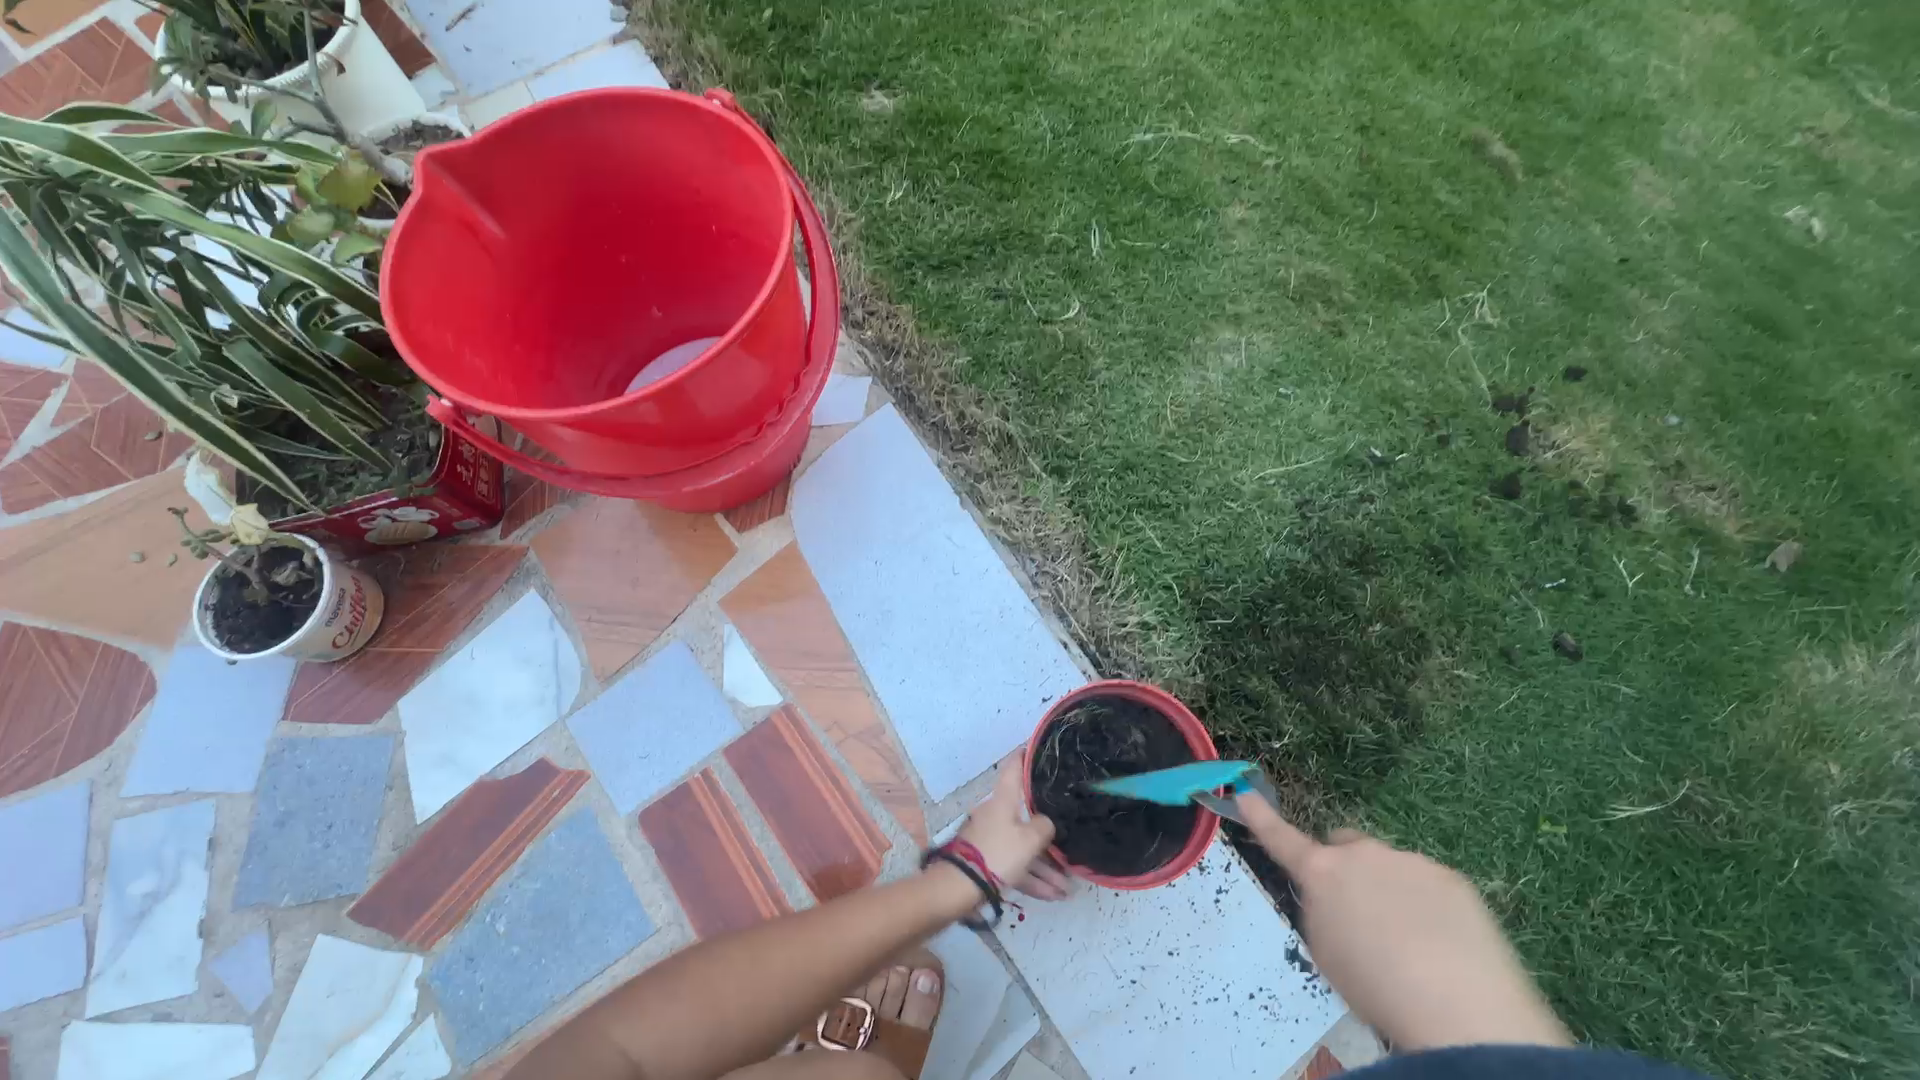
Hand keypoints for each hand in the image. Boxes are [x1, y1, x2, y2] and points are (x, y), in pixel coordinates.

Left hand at [956, 753, 1071, 899]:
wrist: (960, 886)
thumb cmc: (997, 853)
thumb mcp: (1029, 839)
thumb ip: (1044, 827)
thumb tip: (1045, 824)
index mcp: (1003, 801)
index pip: (1013, 769)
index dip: (1024, 757)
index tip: (1034, 747)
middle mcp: (996, 815)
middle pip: (1027, 819)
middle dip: (1050, 838)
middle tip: (1071, 845)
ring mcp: (991, 839)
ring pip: (1024, 849)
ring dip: (1046, 869)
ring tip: (1067, 888)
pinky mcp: (988, 863)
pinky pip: (1016, 867)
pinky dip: (1033, 880)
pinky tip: (1052, 896)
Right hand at [1235, 793, 1571, 1051]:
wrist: (1458, 1008)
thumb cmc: (1374, 986)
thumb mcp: (1325, 950)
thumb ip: (1321, 911)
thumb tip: (1332, 899)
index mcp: (1322, 873)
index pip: (1282, 839)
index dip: (1260, 817)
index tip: (1243, 794)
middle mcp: (1363, 854)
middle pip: (1345, 847)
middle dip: (1346, 868)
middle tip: (1360, 913)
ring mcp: (1411, 861)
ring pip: (1390, 868)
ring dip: (1390, 891)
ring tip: (1412, 943)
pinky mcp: (1452, 878)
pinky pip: (1429, 885)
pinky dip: (1429, 907)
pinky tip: (1443, 945)